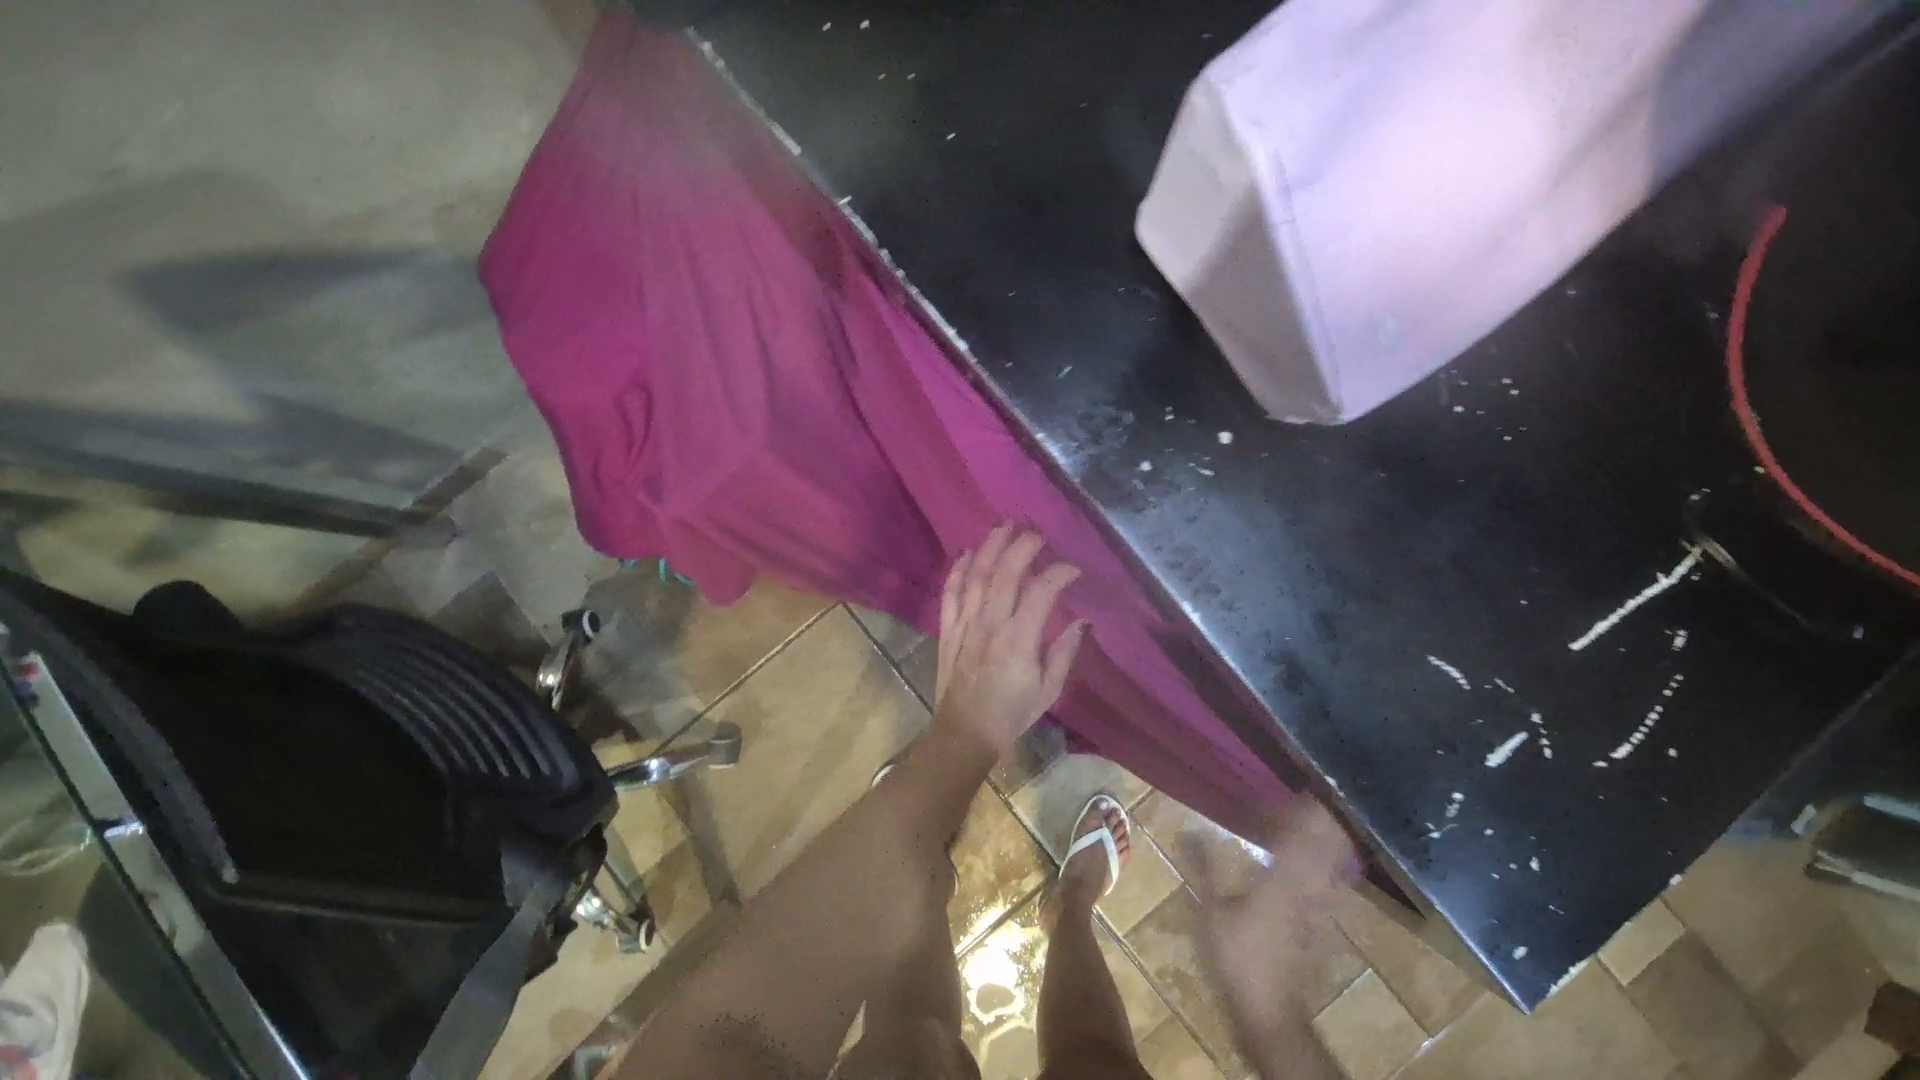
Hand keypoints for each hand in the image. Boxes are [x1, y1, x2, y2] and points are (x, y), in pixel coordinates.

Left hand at [933, 525, 1087, 754]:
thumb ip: (1064, 652)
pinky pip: (950, 595)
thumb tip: (1083, 623)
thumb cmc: (1012, 713)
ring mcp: (966, 625)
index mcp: (1020, 640)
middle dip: (1022, 548)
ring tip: (1004, 527)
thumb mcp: (1049, 689)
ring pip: (977, 578)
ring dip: (990, 549)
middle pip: (1005, 575)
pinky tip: (967, 554)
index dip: (1058, 574)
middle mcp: (991, 625)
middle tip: (1036, 533)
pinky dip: (958, 571)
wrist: (966, 732)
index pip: (1041, 592)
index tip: (1072, 569)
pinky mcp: (949, 631)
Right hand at [1189, 799, 1355, 1078]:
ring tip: (1301, 828)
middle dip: (1318, 819)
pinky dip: (1321, 867)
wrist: (1270, 1012)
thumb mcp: (1209, 910)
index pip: (1304, 831)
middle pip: (1328, 843)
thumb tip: (1187, 831)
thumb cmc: (1236, 957)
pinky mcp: (1323, 926)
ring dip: (1321, 842)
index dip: (1302, 808)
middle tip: (1298, 802)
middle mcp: (1311, 887)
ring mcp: (1322, 908)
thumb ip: (1203, 867)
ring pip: (1333, 864)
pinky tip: (1302, 868)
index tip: (1291, 789)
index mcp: (1284, 877)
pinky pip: (1329, 885)